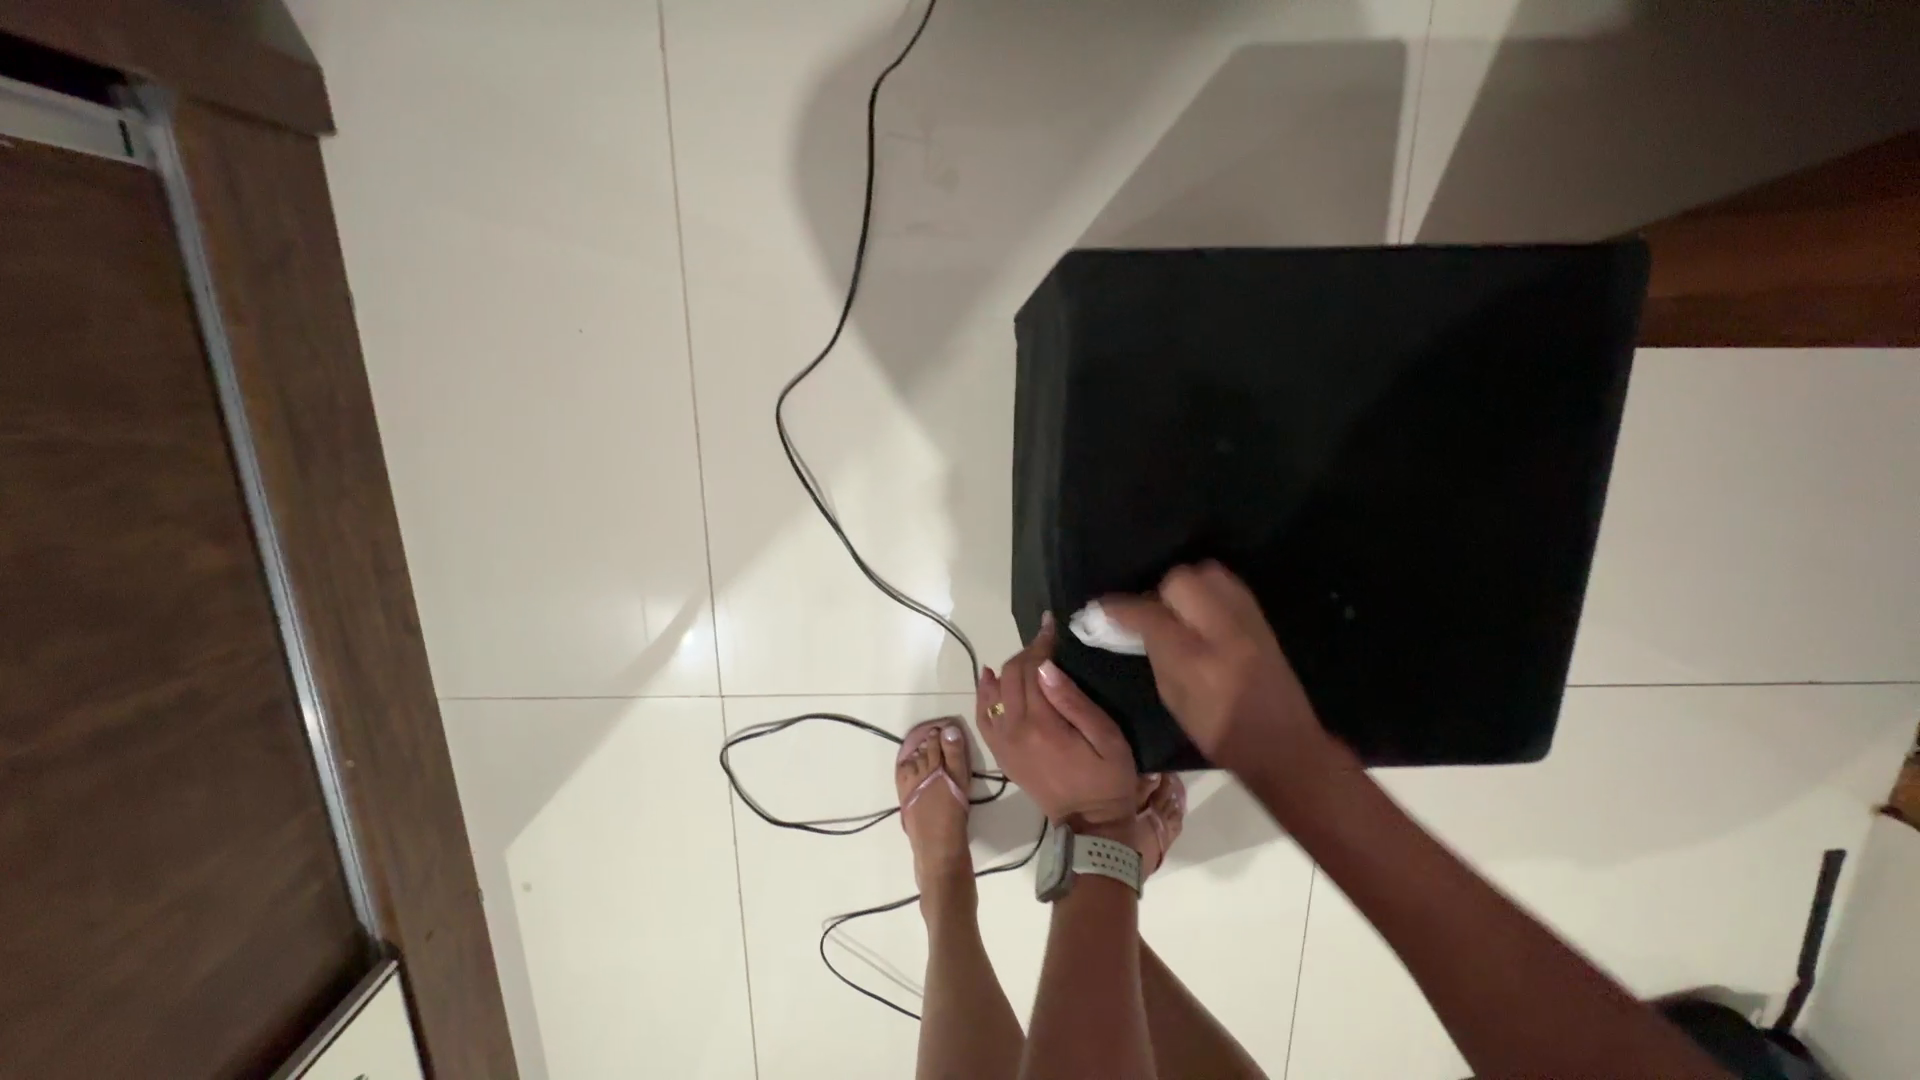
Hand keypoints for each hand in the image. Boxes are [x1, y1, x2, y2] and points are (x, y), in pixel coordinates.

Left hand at [977, 614, 1145, 831]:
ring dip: (1009, 669)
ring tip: (1029, 657)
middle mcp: (1014, 730)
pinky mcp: (1001, 754)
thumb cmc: (1107, 780)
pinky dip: (985, 694)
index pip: (1031, 669)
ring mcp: (1003, 743)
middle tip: (1047, 641)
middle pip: (1010, 676)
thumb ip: (1074, 702)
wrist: (1089, 826)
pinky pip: (984, 716)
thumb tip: (1046, 667)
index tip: (1052, 625)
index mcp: (1041, 724)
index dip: (1041, 643)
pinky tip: (991, 678)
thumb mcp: (1106, 738)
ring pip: (994, 692)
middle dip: (1027, 652)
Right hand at [1100, 562, 1328, 777]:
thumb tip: (1134, 624)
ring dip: (1184, 585)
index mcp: (1194, 660)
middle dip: (1157, 590)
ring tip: (1176, 608)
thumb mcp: (1173, 699)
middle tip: (1150, 611)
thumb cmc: (1219, 733)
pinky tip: (1199, 609)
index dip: (1119, 608)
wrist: (1284, 744)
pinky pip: (1227, 584)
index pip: (1148, 614)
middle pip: (1180, 580)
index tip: (1101, 609)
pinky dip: (1207, 589)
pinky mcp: (1262, 618)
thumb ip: (1154, 654)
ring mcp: (1247, 621)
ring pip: (1207, 573)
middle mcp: (1222, 632)